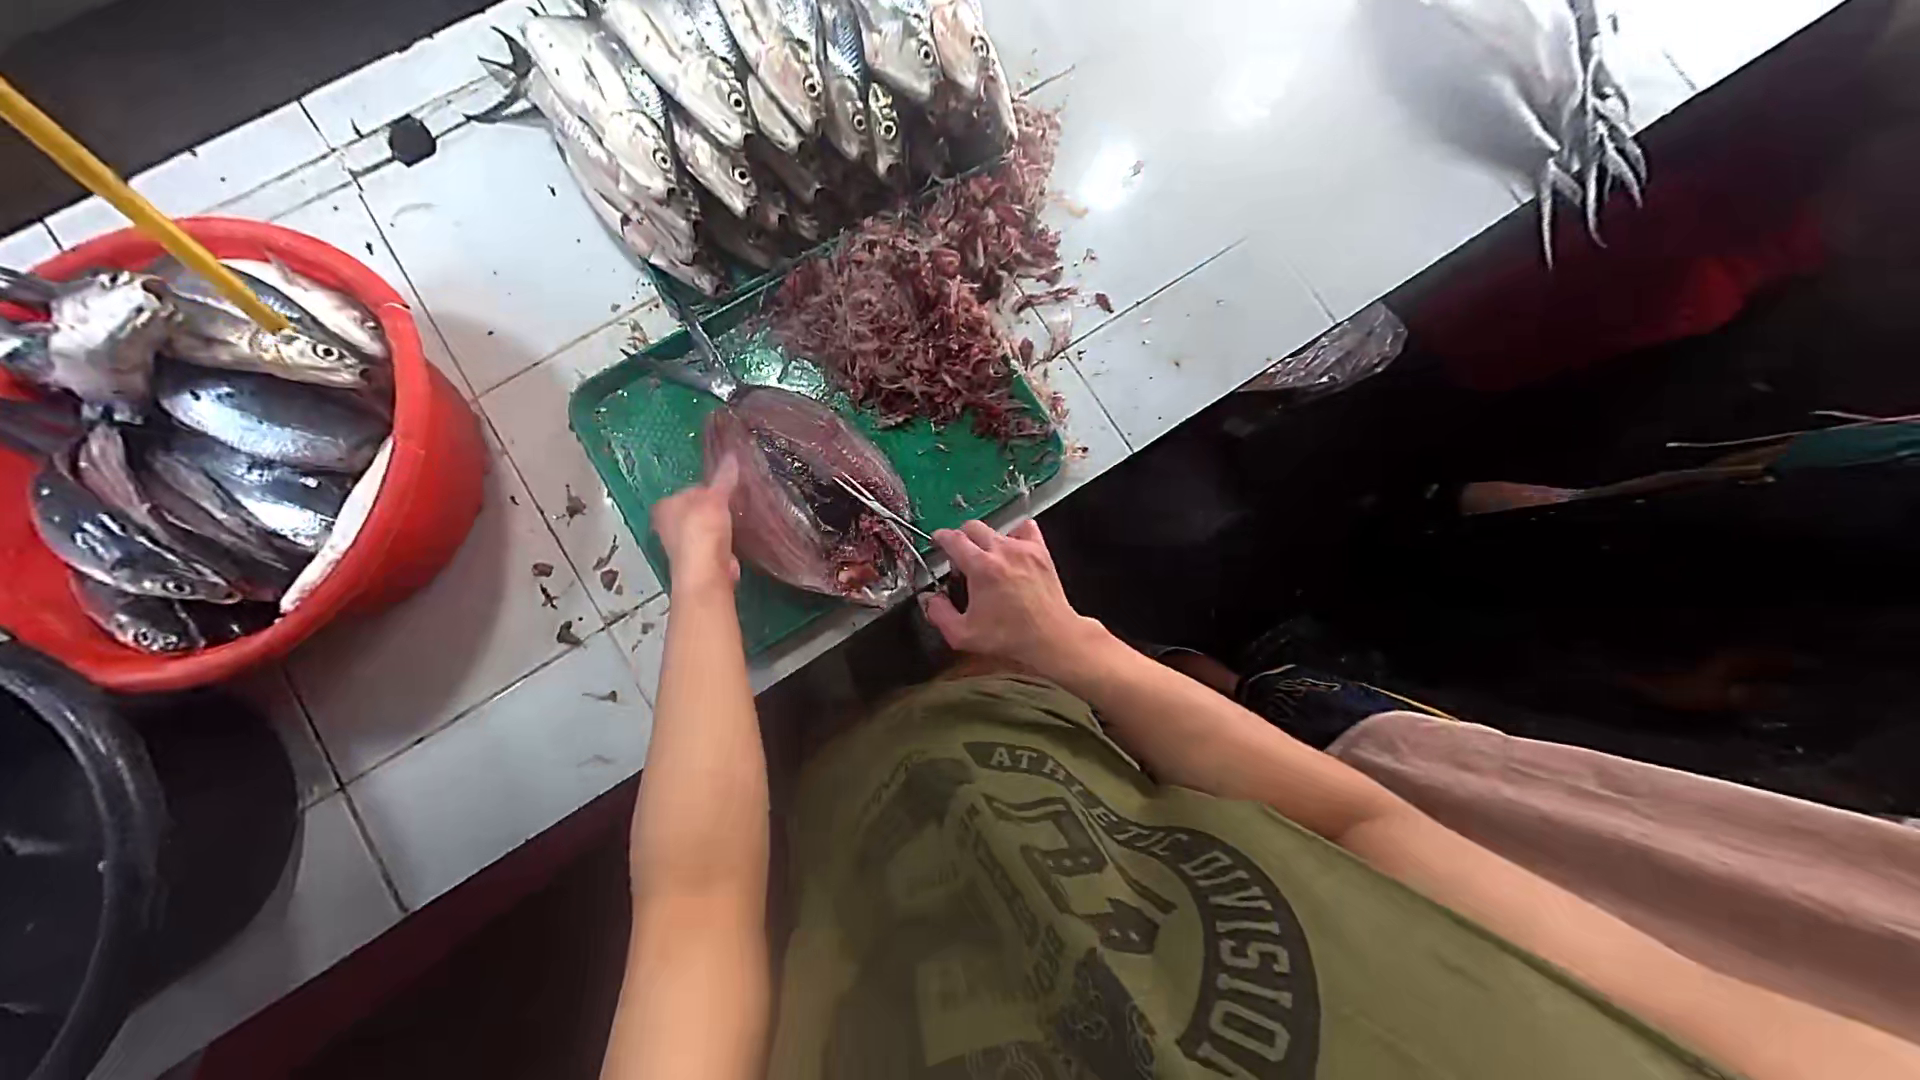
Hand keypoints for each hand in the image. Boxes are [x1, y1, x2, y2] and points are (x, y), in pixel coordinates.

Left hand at [652, 456, 740, 593]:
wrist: (706, 572)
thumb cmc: (703, 531)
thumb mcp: (715, 498)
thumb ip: (724, 477)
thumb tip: (732, 454)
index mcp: (665, 506)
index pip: (691, 488)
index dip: (711, 488)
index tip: (730, 490)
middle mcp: (667, 524)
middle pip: (698, 507)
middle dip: (716, 506)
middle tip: (738, 503)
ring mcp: (682, 544)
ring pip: (706, 526)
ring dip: (721, 524)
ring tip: (740, 519)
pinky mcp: (698, 559)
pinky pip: (714, 542)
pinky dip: (724, 540)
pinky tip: (737, 538)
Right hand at [921, 520, 1103, 676]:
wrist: (1050, 637)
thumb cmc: (1013, 636)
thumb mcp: (963, 634)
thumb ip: (939, 614)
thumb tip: (930, 600)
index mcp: (981, 568)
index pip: (953, 538)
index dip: (940, 538)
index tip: (938, 542)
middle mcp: (1002, 552)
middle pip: (973, 527)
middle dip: (961, 537)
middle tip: (960, 555)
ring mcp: (1023, 549)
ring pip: (996, 529)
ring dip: (986, 540)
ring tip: (986, 559)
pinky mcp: (1040, 552)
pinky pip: (1025, 528)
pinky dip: (1015, 534)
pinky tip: (1012, 549)